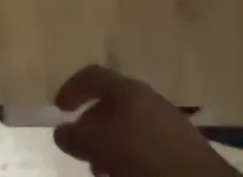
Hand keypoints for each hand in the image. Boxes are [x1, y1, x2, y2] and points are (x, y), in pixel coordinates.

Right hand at [53, 65, 240, 176]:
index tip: (59, 110)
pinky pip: (147, 148)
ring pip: (129, 129)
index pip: (92, 75)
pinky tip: (125, 176)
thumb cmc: (147, 159)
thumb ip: (75, 137)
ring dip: (109, 147)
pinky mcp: (183, 153)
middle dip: (91, 126)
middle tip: (80, 147)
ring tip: (100, 170)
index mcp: (129, 91)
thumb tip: (61, 133)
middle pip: (111, 104)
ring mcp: (170, 127)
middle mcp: (149, 102)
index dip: (71, 88)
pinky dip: (130, 160)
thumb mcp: (100, 146)